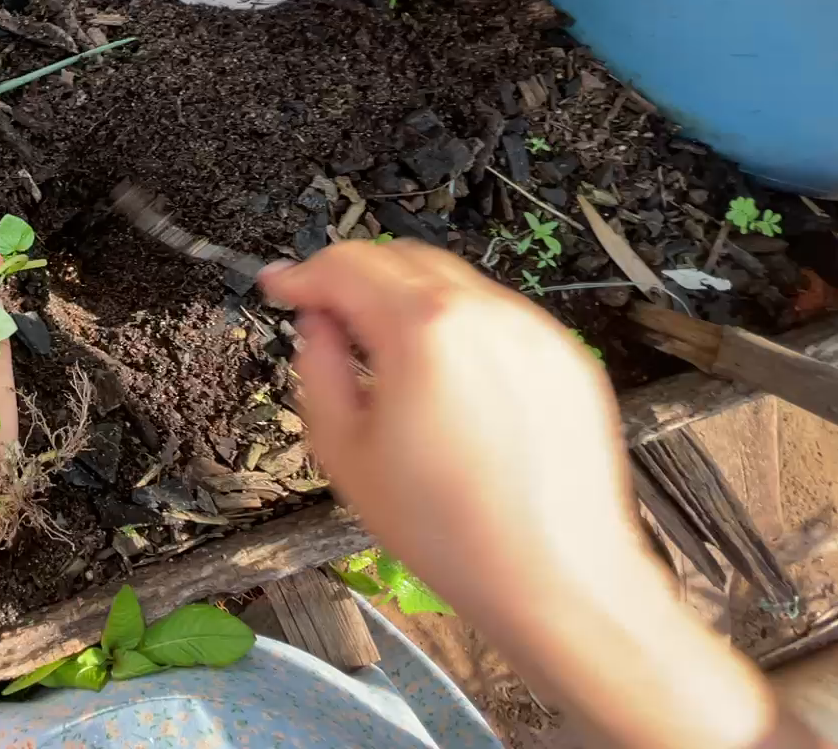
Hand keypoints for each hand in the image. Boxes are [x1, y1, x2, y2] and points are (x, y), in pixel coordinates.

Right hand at [257, 239, 650, 628]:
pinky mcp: (559, 355)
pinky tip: (429, 364)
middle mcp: (484, 318)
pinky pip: (485, 309)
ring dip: (393, 292)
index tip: (279, 285)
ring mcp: (530, 333)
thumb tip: (317, 327)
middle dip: (345, 276)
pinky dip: (443, 316)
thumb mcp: (340, 445)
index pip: (345, 265)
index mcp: (424, 333)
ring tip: (373, 342)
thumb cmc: (449, 527)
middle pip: (394, 256)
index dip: (300, 274)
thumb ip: (316, 364)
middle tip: (318, 310)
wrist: (554, 582)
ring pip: (441, 276)